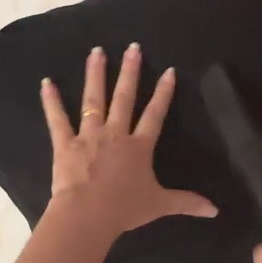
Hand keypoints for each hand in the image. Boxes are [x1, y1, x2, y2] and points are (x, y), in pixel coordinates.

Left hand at [41, 43, 216, 236]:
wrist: (88, 214)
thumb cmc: (124, 209)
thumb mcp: (159, 205)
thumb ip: (187, 202)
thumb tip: (215, 210)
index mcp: (139, 147)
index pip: (155, 114)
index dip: (163, 93)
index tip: (168, 71)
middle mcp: (115, 134)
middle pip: (124, 98)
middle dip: (130, 71)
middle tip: (132, 48)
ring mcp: (89, 136)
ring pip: (93, 100)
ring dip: (95, 74)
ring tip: (96, 51)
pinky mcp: (65, 144)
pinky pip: (57, 119)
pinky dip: (51, 101)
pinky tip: (46, 82)